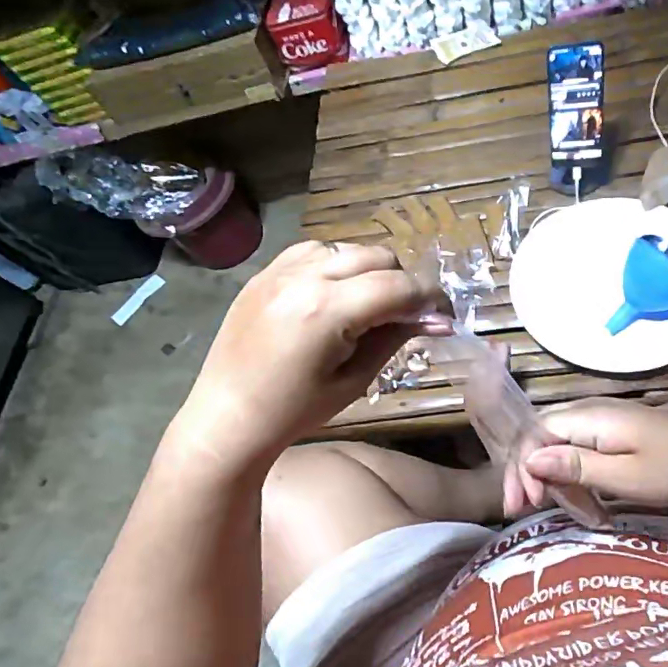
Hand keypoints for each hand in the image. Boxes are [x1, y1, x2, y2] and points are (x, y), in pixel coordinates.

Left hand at [175, 241, 440, 452]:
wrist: (226, 418)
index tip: (441, 315)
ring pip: (348, 247)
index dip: (428, 298)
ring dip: (369, 270)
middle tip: (404, 315)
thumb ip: (397, 338)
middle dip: (402, 282)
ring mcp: (280, 270)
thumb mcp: (355, 378)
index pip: (399, 286)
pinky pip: (314, 250)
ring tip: (367, 303)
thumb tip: (440, 320)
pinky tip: (333, 291)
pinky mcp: (264, 272)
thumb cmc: (294, 411)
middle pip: (379, 256)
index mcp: (328, 310)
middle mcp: (305, 278)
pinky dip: (335, 263)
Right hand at [520, 399, 667, 507]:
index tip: (526, 504)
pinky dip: (578, 480)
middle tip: (536, 514)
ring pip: (557, 449)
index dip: (522, 468)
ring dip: (560, 484)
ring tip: (585, 517)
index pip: (533, 434)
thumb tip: (530, 460)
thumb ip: (576, 466)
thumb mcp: (624, 476)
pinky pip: (576, 452)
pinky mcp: (606, 431)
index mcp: (588, 418)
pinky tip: (593, 506)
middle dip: (534, 478)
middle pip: (540, 441)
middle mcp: (586, 412)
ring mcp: (596, 420)